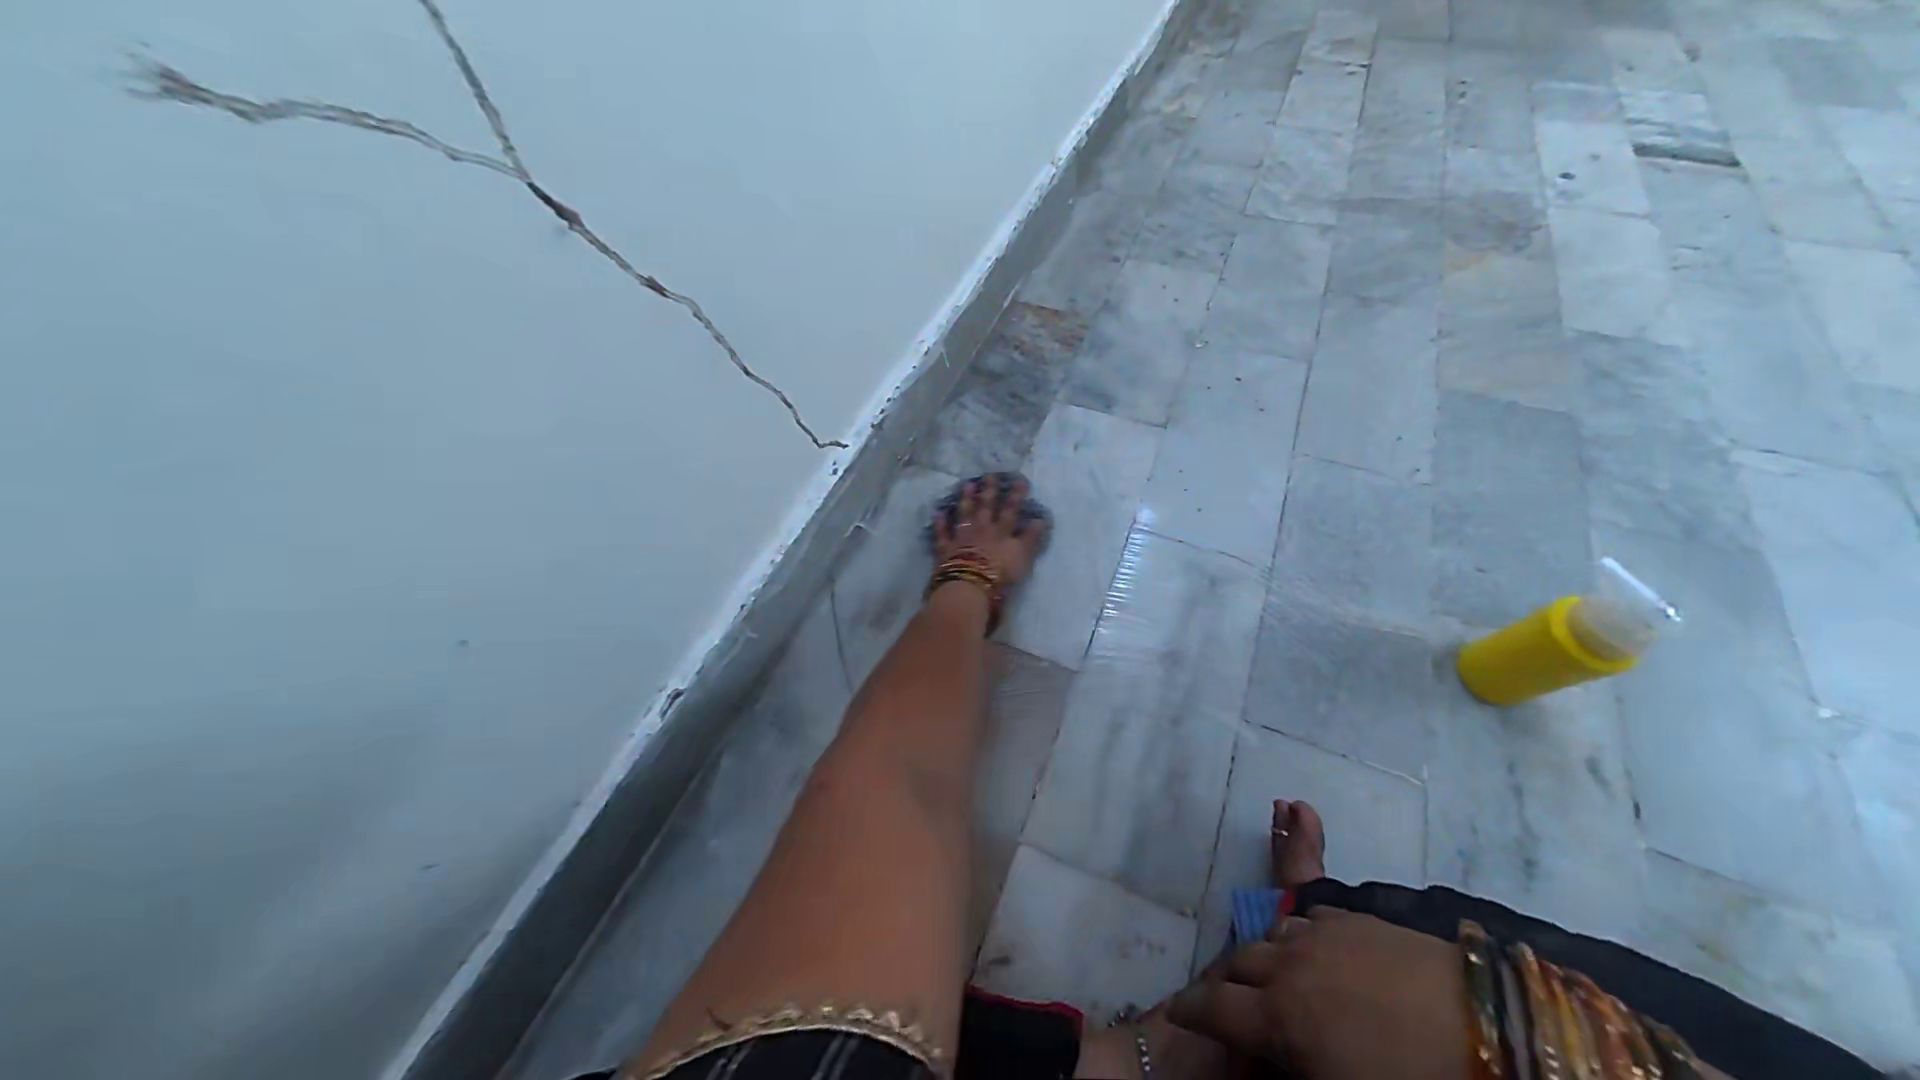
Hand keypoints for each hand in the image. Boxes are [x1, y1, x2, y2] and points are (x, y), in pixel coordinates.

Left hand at [932, 474, 1046, 586]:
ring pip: (964, 514)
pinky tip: (938, 513)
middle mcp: (981, 529)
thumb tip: (1040, 520)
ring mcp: (962, 537)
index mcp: (1001, 531)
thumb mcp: (1023, 556)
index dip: (1016, 495)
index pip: (1010, 509)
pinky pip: (942, 534)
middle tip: (989, 475)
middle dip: (989, 490)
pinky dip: (940, 524)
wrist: (970, 584)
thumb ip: (1031, 538)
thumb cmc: (1000, 572)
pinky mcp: (946, 549)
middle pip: (985, 507)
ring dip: (966, 500)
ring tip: (967, 485)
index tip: (1019, 480)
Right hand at [1168, 908, 1471, 1079]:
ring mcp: (1320, 936)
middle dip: (1226, 984)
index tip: (1176, 1013)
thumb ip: (1287, 1073)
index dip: (1189, 1011)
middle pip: (1236, 964)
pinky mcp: (1354, 920)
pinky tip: (1316, 955)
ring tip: (1277, 980)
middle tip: (1231, 1004)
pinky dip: (1298, 939)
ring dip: (1264, 959)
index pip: (1212, 1008)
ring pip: (1269, 936)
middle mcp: (1288, 966)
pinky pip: (1306, 921)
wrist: (1498, 1032)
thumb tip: (1263, 1066)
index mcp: (1279, 1017)